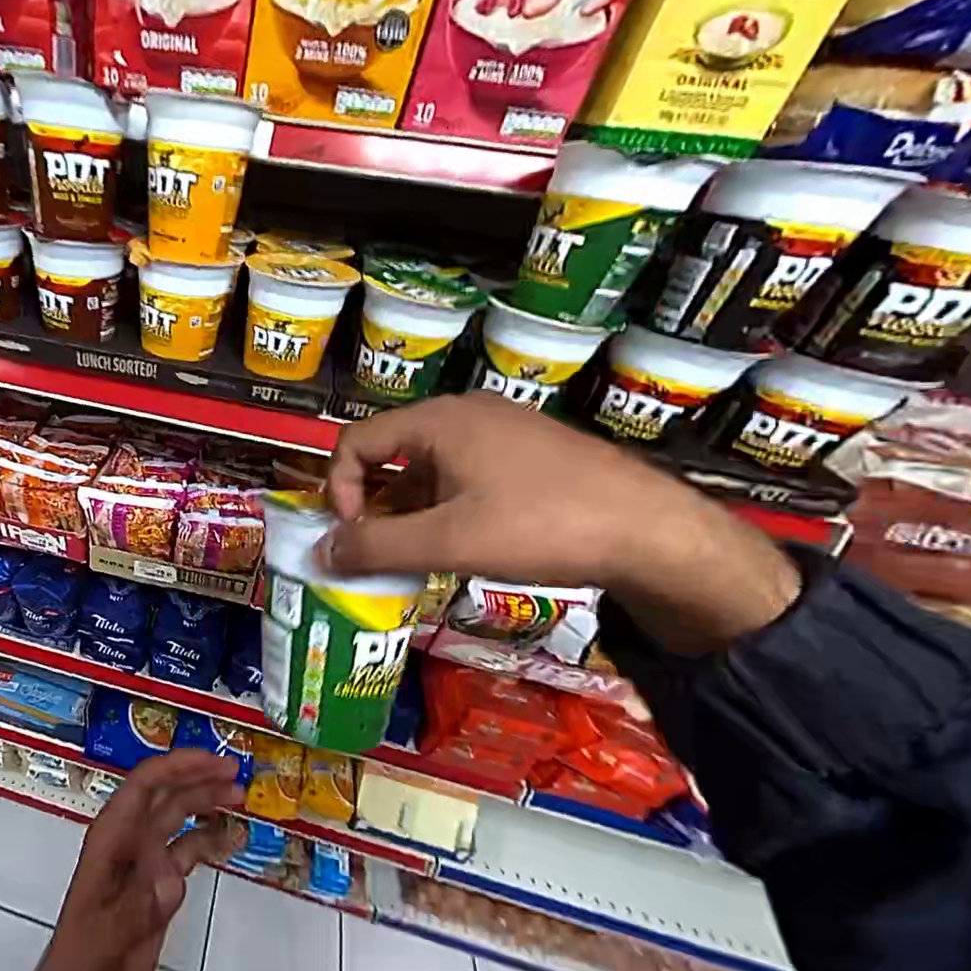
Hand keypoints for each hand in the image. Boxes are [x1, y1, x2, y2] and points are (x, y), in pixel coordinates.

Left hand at [36, 750, 242, 970]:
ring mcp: (144, 862)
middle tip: (232, 771)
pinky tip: (227, 837)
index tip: (211, 761)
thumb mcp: (103, 933)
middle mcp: (130, 842)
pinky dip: (209, 838)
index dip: (179, 766)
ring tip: (236, 794)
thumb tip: (170, 876)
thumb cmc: (80, 961)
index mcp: (111, 839)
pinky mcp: (157, 885)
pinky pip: (186, 849)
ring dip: (207, 801)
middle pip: (165, 793)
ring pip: (178, 815)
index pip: (145, 784)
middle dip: (199, 776)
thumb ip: (134, 905)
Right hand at [320, 393, 800, 651]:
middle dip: (375, 506)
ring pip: (428, 466)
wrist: (652, 530)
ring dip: (411, 510)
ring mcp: (499, 429)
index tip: (354, 539)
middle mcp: (463, 413)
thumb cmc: (540, 526)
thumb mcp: (448, 541)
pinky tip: (464, 542)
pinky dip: (446, 505)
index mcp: (437, 420)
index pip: (355, 442)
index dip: (340, 490)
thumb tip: (318, 553)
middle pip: (391, 453)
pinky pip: (463, 472)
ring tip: (423, 557)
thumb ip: (376, 547)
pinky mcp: (525, 451)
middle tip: (383, 554)